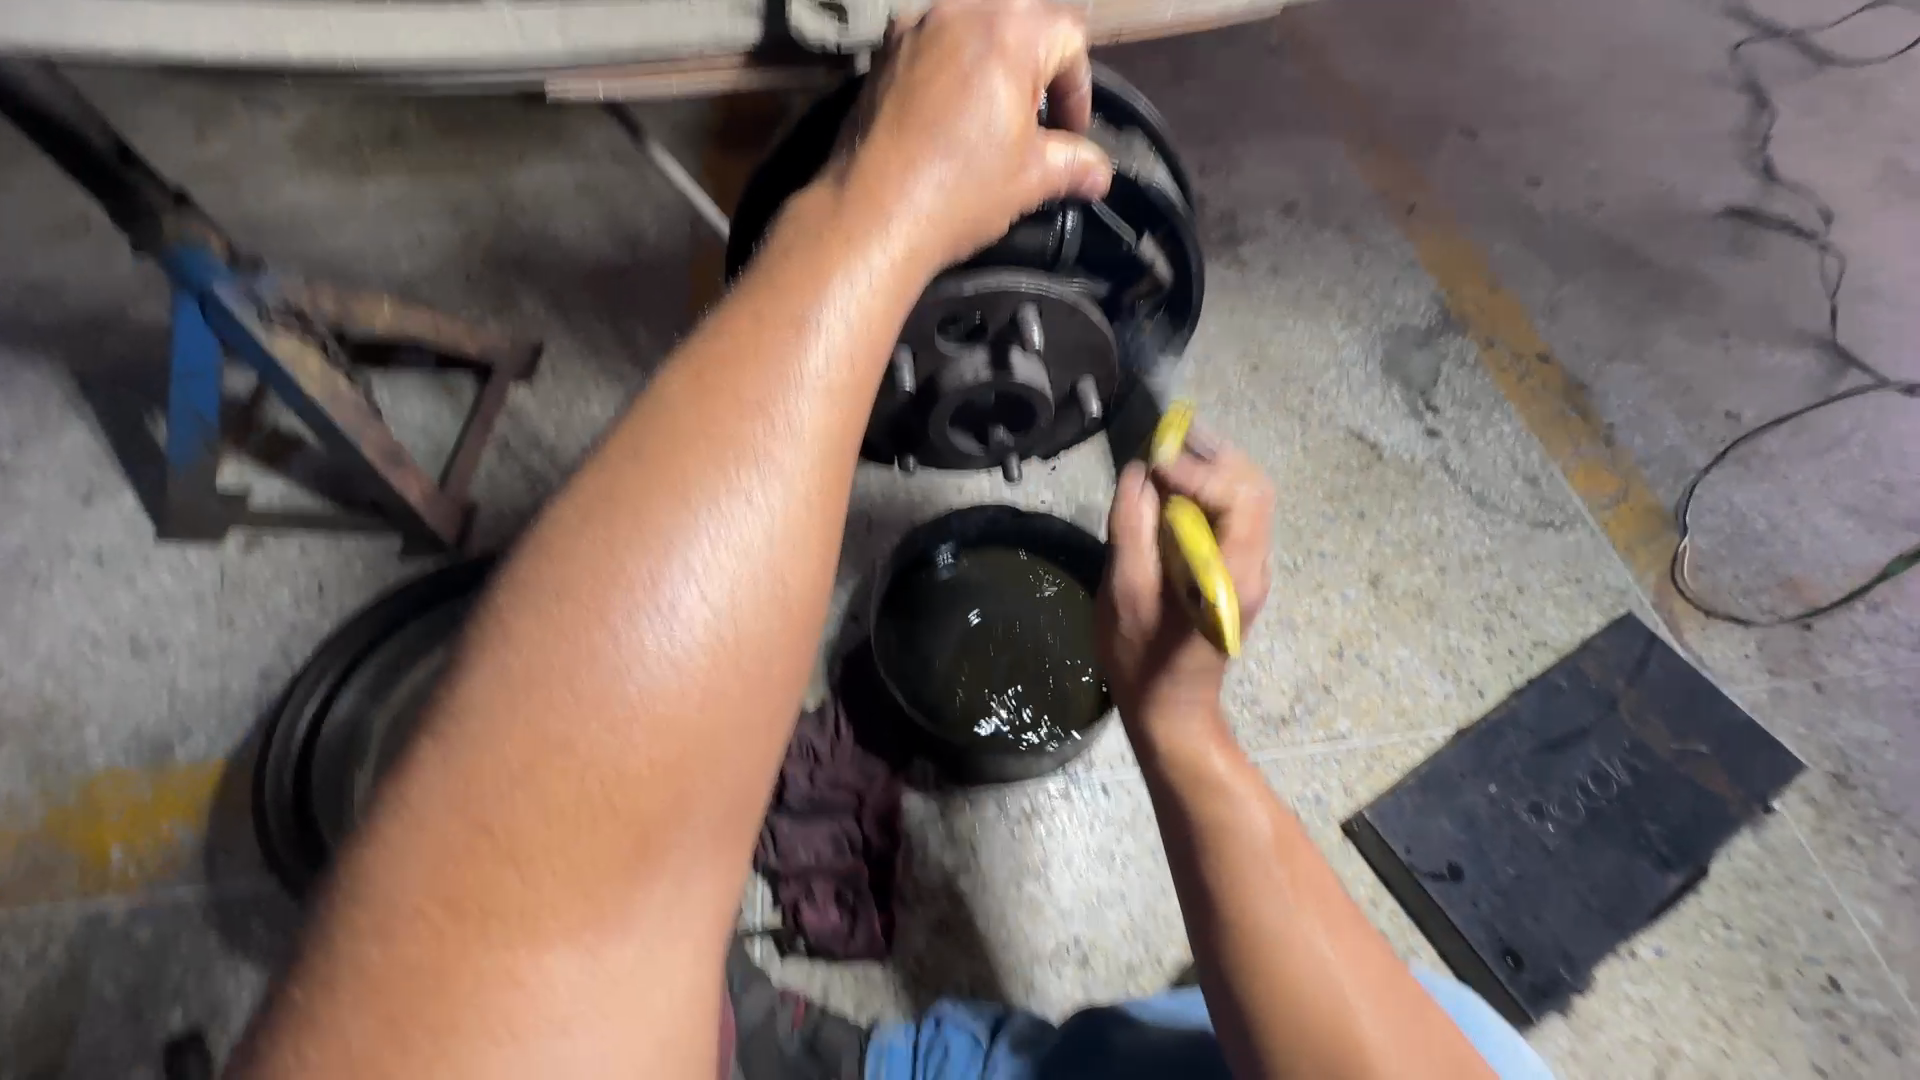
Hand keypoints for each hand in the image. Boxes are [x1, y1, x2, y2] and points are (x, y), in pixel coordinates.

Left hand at [826, 0, 1112, 272]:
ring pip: (972, 32)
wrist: (872, 216)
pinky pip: (931, 50)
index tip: (1072, 137)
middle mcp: (959, 11)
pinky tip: (948, 126)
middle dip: (1037, 72)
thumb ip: (1075, 164)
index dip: (1079, 91)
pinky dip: (951, 75)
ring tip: (990, 126)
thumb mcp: (1032, 179)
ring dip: (992, 70)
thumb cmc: (960, 192)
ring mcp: (913, 29)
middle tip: (1035, 127)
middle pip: (1019, 24)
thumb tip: (1100, 174)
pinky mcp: (881, 57)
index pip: (1069, 37)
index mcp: (1008, 29)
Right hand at [1099, 427, 1274, 732]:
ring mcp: (1250, 568)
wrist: (1169, 706)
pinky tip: (1176, 487)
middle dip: (1212, 454)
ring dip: (1212, 468)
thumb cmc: (1140, 656)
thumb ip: (1132, 526)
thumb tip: (1139, 472)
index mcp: (1231, 574)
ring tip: (1170, 455)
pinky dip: (1208, 489)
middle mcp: (1253, 565)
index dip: (1197, 469)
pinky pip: (1234, 514)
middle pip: (1254, 486)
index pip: (1238, 495)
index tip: (1154, 461)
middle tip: (1168, 438)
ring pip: (1249, 496)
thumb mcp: (1123, 592)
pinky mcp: (1237, 571)